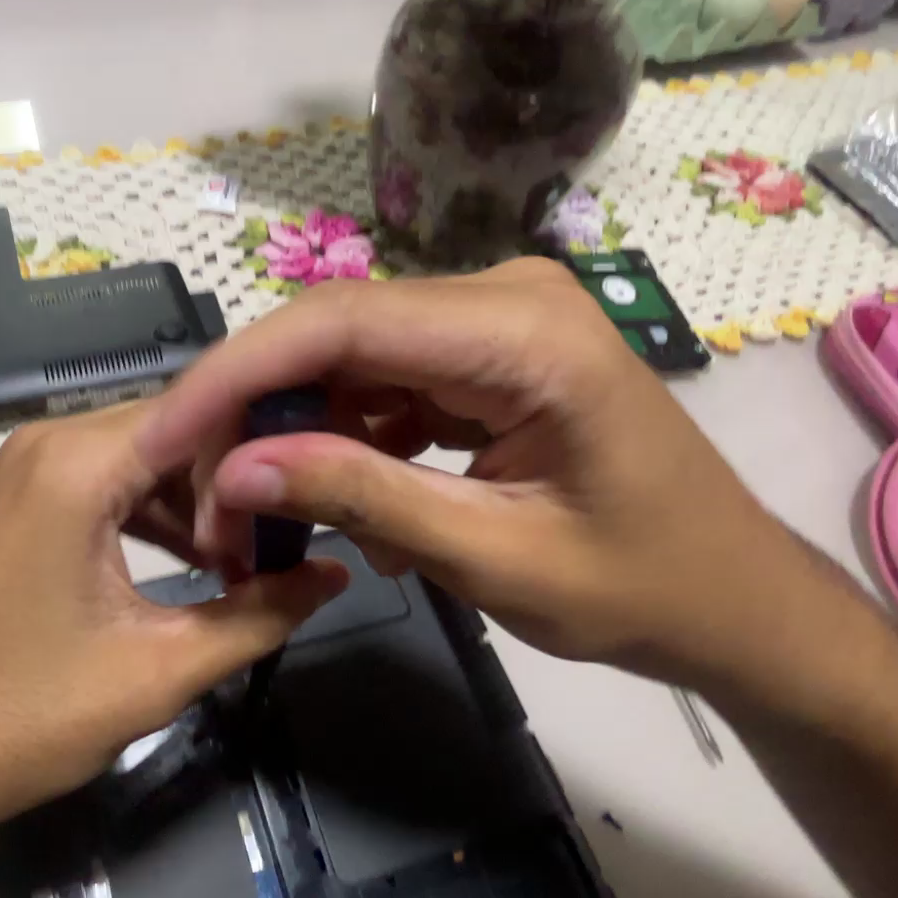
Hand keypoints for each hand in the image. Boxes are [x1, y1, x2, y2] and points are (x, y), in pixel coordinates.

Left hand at [0, 400, 346, 831]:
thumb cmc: (19, 717)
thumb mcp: (158, 671)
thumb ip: (259, 616)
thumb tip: (335, 576)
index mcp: (80, 463)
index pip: (204, 412)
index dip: (270, 445)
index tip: (323, 490)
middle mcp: (52, 443)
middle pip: (175, 431)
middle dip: (237, 481)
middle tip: (293, 538)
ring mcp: (30, 470)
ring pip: (144, 458)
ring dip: (199, 503)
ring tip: (251, 563)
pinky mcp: (22, 501)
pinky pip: (108, 484)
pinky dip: (155, 515)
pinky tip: (196, 564)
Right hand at [138, 258, 853, 688]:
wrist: (733, 599)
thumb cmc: (641, 587)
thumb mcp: (494, 556)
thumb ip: (363, 497)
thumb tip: (236, 471)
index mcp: (526, 333)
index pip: (342, 324)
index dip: (237, 375)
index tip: (164, 435)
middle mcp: (502, 298)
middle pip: (334, 334)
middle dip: (254, 412)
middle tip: (206, 497)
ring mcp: (490, 322)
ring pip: (346, 359)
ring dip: (291, 431)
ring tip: (259, 512)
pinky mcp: (478, 356)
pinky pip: (379, 382)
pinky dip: (340, 438)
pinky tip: (339, 498)